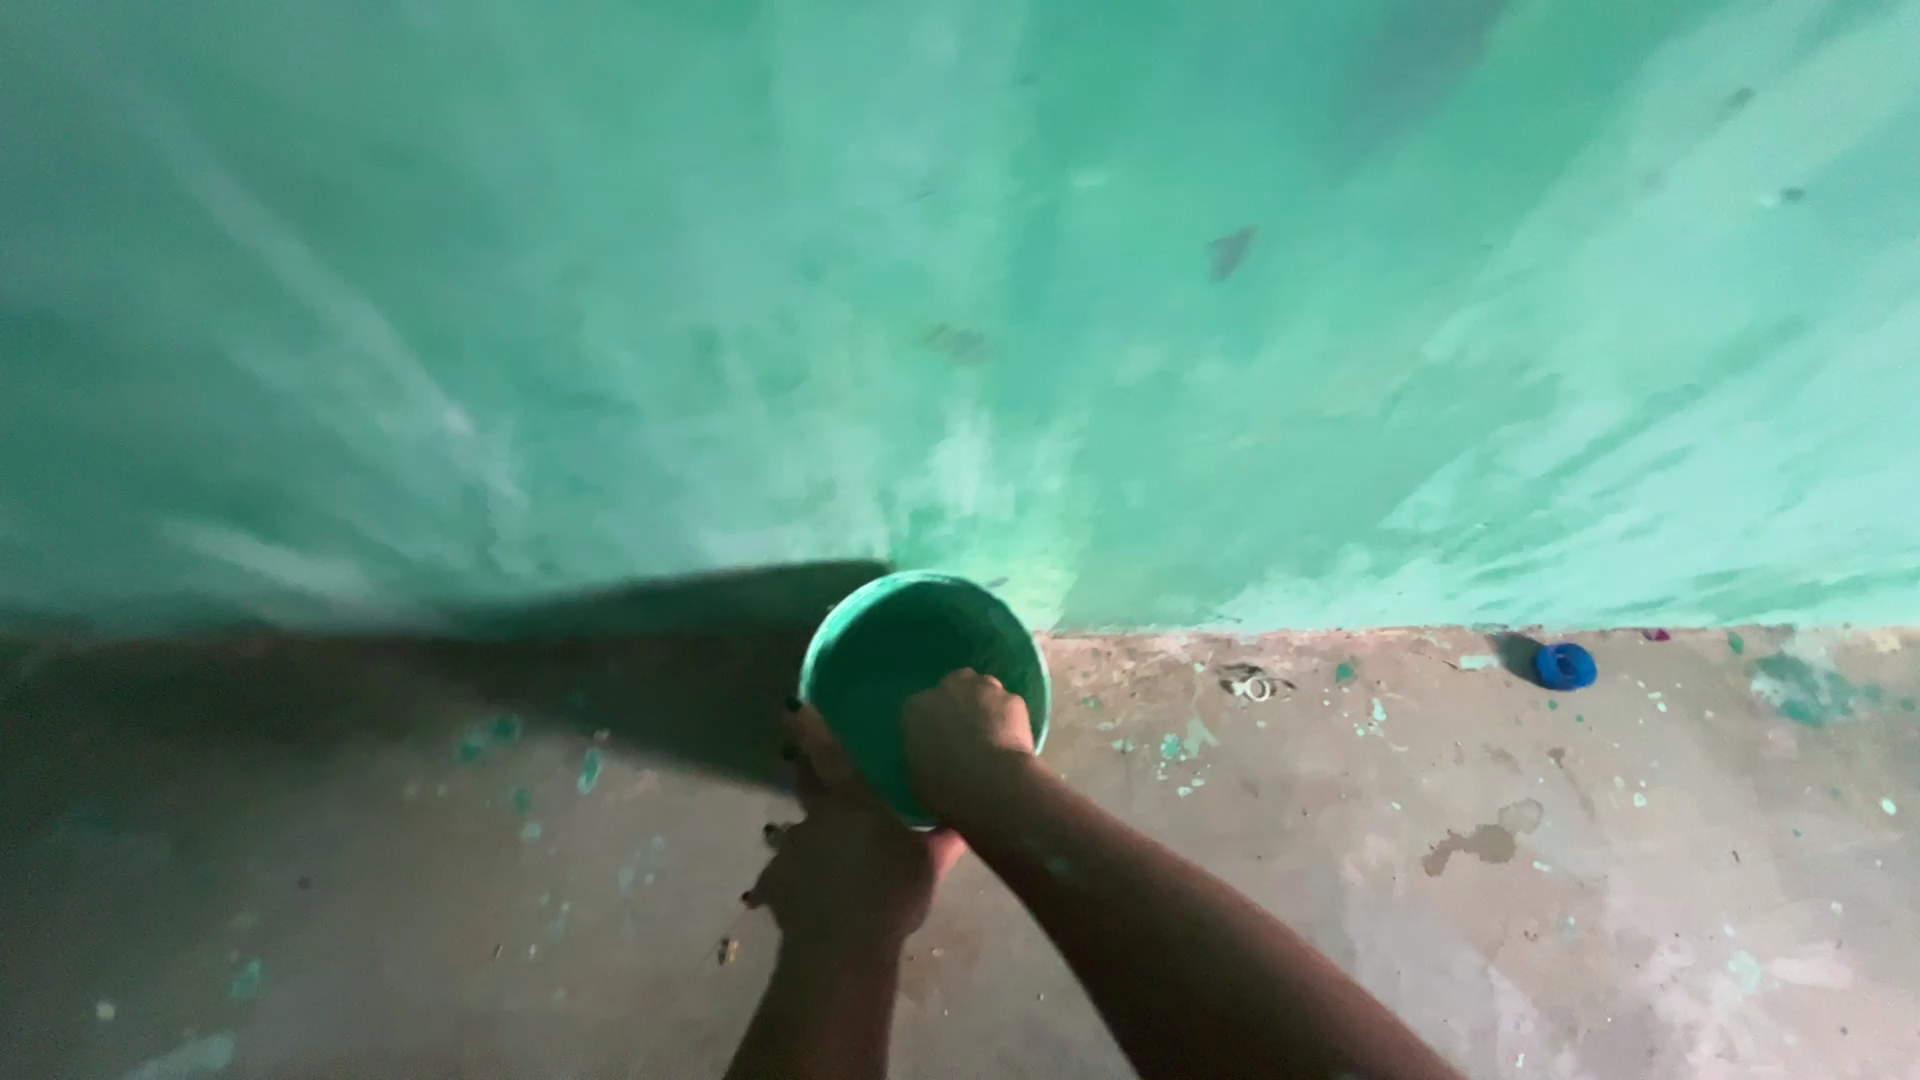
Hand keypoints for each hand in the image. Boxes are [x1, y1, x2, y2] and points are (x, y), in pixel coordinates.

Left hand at [745, 701, 965, 952]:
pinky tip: (777, 901)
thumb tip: (963, 823)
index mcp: (854, 801)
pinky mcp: (774, 885)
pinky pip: (775, 881)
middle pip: (804, 785)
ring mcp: (791, 851)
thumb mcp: (927, 864)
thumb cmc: (891, 891)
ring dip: (792, 838)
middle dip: (799, 770)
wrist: (844, 944)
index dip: (812, 728)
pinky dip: (779, 887)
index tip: (791, 705)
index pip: (831, 754)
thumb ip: (941, 841)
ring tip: (793, 847)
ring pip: (787, 835)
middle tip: (791, 758)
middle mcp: (817, 817)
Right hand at [902, 669, 1035, 819]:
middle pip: (954, 684)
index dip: (930, 720)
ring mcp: (983, 688)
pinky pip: (1009, 705)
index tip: (936, 737)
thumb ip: (920, 753)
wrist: (990, 783)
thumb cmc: (945, 787)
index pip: (918, 706)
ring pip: (984, 687)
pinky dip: (1010, 718)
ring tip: (992, 731)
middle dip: (959, 700)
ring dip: (986, 702)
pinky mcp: (1012, 699)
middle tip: (966, 728)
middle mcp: (949, 688)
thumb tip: (928, 754)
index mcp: (916, 708)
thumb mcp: (916, 776)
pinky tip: (1012, 739)